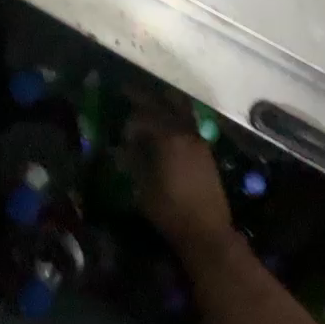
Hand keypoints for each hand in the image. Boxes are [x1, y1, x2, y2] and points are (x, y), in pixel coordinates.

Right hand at [124, 91, 233, 256]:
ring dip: (166, 104)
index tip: (117, 115)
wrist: (207, 232)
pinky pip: (189, 125)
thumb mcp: (141, 186)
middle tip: (130, 92)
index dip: (129, 115)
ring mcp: (199, 142)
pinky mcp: (206, 153)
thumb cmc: (169, 210)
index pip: (144, 115)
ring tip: (152, 101)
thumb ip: (132, 160)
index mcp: (168, 138)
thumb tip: (122, 145)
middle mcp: (186, 133)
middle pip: (165, 106)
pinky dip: (177, 118)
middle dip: (146, 98)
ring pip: (181, 112)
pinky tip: (169, 125)